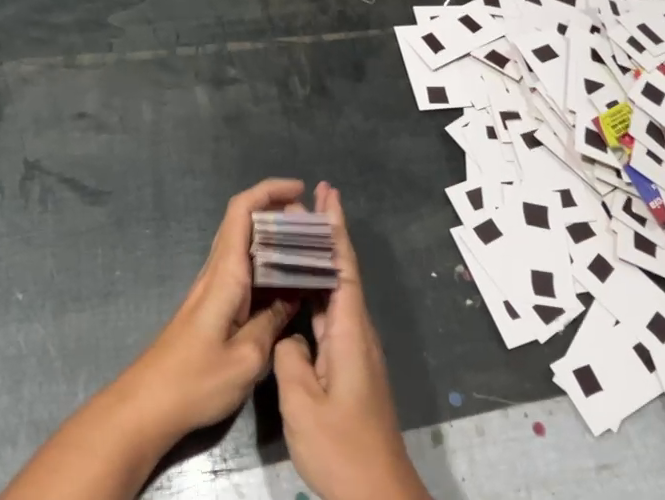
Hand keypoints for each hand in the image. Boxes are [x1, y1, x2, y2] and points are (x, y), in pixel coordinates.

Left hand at [114, 178, 305, 439]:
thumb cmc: (195, 381)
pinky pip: (243, 272)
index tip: (300, 191)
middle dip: (278, 212)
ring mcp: (212, 290)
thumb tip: (291, 296)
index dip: (269, 190)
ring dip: (275, 239)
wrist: (146, 406)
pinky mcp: (211, 308)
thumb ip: (272, 322)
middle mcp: (217, 272)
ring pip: (244, 246)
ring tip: (310, 251)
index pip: (242, 211)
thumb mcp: (246, 358)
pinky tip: (288, 285)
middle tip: (314, 227)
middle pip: (244, 222)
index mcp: (225, 274)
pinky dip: (267, 266)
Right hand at [273, 183, 429, 499]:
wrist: (376, 491)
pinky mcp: (350, 368)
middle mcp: (357, 333)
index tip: (328, 194)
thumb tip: (288, 335)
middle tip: (310, 200)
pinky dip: (316, 293)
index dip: (335, 229)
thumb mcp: (302, 403)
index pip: (343, 267)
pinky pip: (331, 316)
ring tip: (300, 233)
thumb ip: (290, 358)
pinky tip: (300, 291)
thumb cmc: (340, 446)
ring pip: (337, 293)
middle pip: (343, 272)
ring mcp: (355, 351)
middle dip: (329, 234)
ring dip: (322, 261)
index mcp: (350, 333)